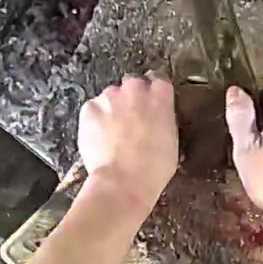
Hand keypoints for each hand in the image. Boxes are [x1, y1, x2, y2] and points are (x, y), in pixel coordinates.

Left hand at [79, 76, 178, 213]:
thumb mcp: (172, 142)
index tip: (153, 107)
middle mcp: (135, 89)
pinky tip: (100, 138)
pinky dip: (96, 120)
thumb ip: (165, 121)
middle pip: (133, 85)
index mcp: (161, 96)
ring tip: (114, 134)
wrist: (123, 182)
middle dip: (133, 99)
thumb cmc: (154, 168)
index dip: (155, 95)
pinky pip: (93, 109)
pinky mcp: (89, 108)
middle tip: (133, 121)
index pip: (159, 81)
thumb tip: (158, 121)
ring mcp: (110, 97)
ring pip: (111, 96)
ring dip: (113, 109)